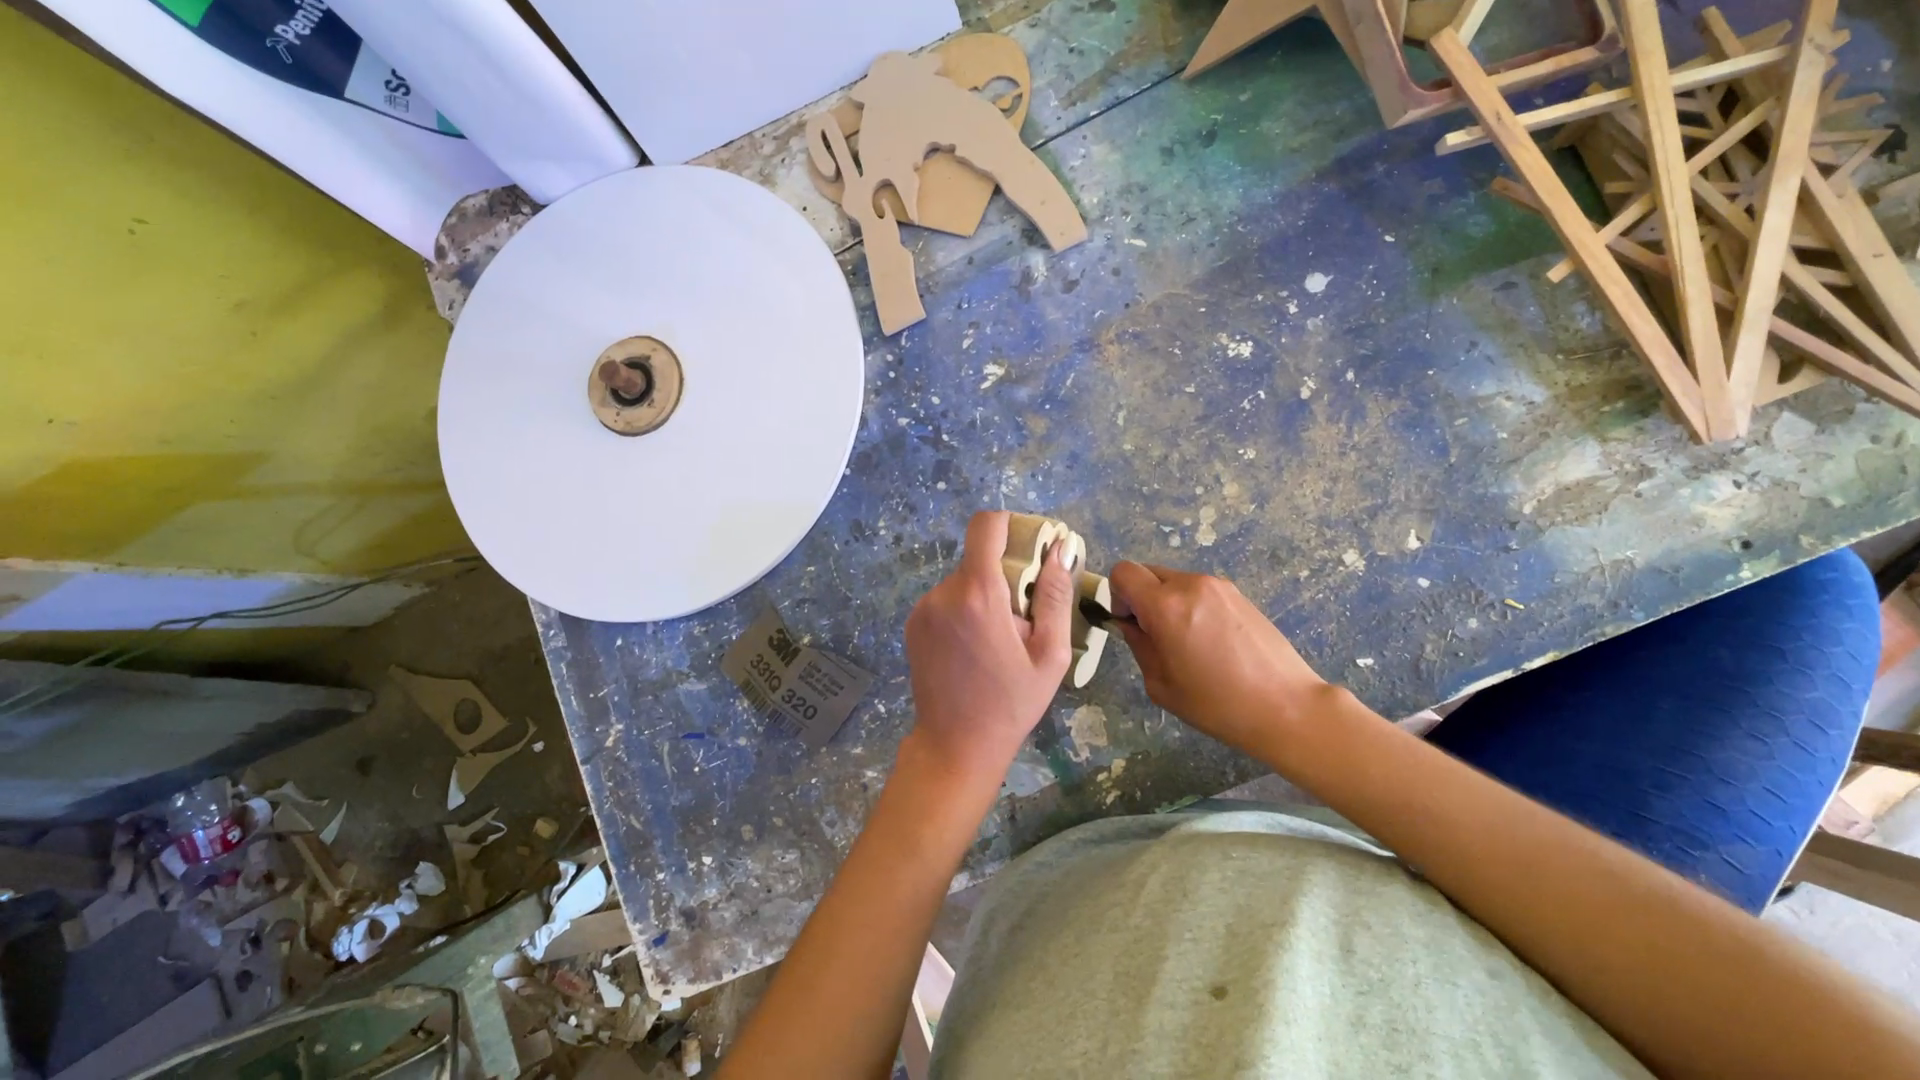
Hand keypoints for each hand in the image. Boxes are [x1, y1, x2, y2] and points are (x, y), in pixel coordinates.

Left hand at [903, 511, 1074, 783]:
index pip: (986, 525)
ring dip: (985, 596)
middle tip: (1023, 617)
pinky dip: (965, 611)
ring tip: (999, 640)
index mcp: (978, 594)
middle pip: (979, 558)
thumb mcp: (1051, 654)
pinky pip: (947, 600)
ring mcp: (922, 608)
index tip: (1032, 551)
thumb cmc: (1011, 703)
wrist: (955, 745)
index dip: (1011, 527)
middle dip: (1005, 576)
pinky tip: (976, 647)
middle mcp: (943, 592)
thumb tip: (1061, 549)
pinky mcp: (913, 624)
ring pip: (963, 580)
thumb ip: (1055, 596)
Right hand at [1109, 562, 1336, 753]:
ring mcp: (1220, 586)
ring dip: (1170, 603)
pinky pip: (1201, 591)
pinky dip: (1194, 607)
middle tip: (1157, 637)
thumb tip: (1132, 625)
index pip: (1124, 572)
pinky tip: (1212, 643)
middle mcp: (1191, 585)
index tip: (1129, 623)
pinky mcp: (1240, 595)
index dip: (1117, 595)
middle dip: (1143, 599)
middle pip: (1149, 574)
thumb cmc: (1216, 704)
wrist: (1285, 706)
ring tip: (1189, 644)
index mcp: (1166, 606)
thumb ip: (1139, 645)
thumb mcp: (1160, 684)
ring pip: (1176, 582)